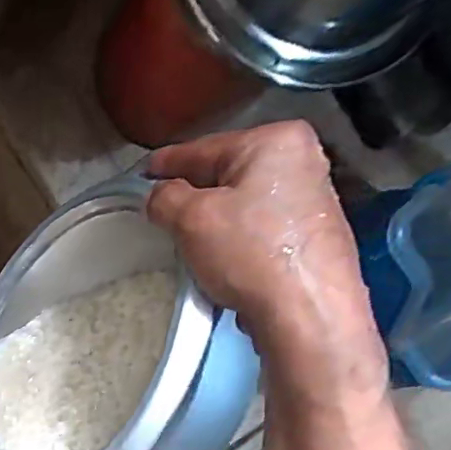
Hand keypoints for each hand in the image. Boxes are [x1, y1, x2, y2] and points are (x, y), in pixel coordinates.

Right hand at [144, 121, 386, 400]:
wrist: (305, 309)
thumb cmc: (248, 254)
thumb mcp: (191, 219)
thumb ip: (164, 198)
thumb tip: (157, 195)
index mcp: (274, 140)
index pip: (202, 148)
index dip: (165, 163)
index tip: (139, 175)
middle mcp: (301, 158)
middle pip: (224, 173)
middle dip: (191, 191)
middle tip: (158, 211)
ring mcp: (311, 195)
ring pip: (240, 199)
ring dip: (211, 216)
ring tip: (184, 238)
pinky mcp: (310, 231)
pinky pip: (256, 224)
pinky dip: (233, 235)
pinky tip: (219, 256)